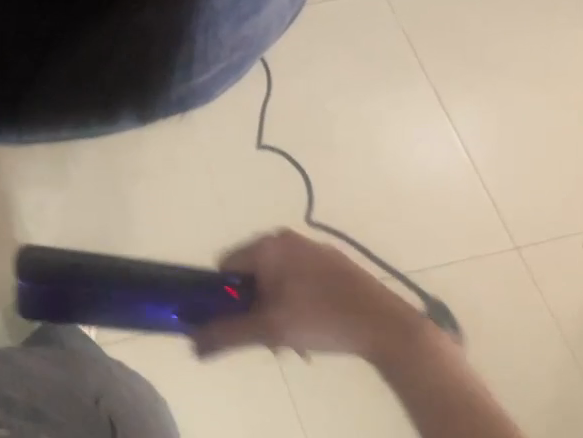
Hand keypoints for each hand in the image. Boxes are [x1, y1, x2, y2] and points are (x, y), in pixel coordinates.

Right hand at [190, 230, 438, 363]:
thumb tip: (193, 344)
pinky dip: (300, 299)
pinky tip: (318, 326)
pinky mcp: (336, 262)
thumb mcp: (269, 331)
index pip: (226, 267)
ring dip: (278, 307)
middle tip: (273, 337)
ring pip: (278, 277)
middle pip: (253, 273)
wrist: (389, 327)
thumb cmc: (322, 321)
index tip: (246, 323)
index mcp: (266, 246)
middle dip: (257, 306)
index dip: (229, 298)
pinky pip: (302, 277)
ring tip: (296, 339)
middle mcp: (285, 238)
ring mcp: (313, 248)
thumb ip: (227, 334)